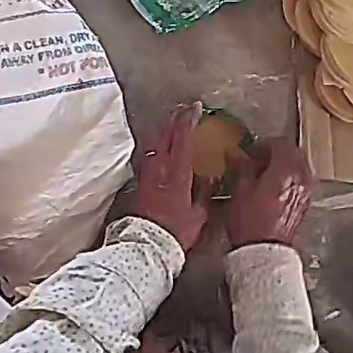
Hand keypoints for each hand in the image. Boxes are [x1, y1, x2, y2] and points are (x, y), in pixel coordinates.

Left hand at [133, 103, 209, 249]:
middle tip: (185, 108)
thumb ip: (205, 192)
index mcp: (177, 172)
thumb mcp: (199, 213)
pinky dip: (155, 143)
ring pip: (154, 142)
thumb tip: (211, 178)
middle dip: (175, 117)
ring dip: (164, 128)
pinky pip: (148, 154)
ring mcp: (148, 173)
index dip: (189, 119)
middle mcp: (160, 168)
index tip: (196, 107)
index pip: (183, 137)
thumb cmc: (176, 231)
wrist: (148, 245)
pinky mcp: (141, 181)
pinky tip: (159, 144)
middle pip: (165, 134)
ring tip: (172, 120)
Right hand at [226, 140, 311, 248]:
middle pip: (294, 153)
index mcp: (285, 170)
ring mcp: (305, 192)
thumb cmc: (250, 221)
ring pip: (299, 167)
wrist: (264, 252)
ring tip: (265, 175)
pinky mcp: (304, 204)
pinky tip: (273, 189)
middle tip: (258, 160)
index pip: (281, 144)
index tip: (251, 152)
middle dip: (277, 153)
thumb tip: (237, 154)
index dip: (265, 144)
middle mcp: (300, 178)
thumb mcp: (240, 190)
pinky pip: (300, 182)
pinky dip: (289, 179)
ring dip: (284, 166)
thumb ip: (242, 167)